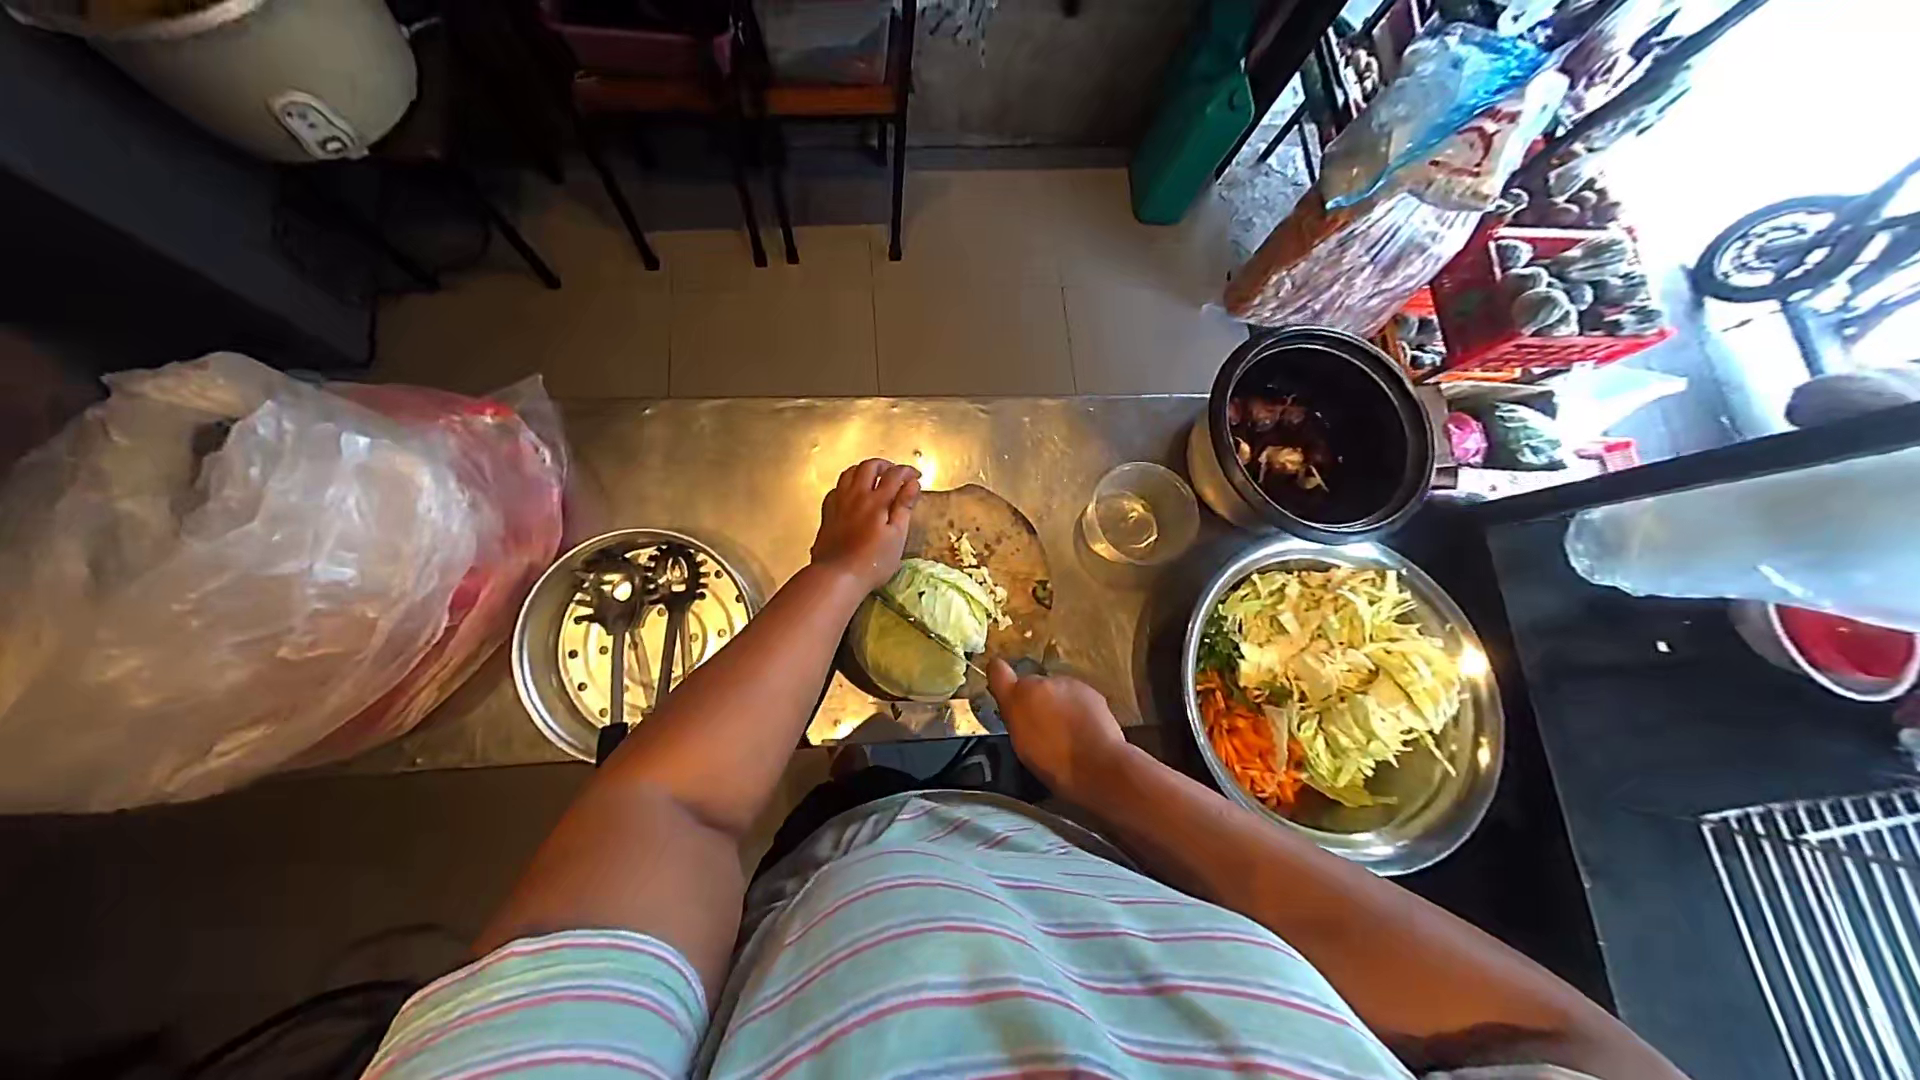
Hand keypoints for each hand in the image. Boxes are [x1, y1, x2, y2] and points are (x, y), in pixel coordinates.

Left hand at [810, 458, 920, 592]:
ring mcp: (839, 502)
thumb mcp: (897, 536)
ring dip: (864, 470)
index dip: (908, 472)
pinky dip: (848, 484)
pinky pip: (837, 488)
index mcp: (877, 500)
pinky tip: (853, 494)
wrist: (837, 576)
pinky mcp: (827, 512)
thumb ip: (904, 507)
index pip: (895, 475)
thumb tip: (913, 484)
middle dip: (885, 465)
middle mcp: (856, 495)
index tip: (916, 477)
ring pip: (849, 472)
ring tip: (874, 478)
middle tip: (896, 473)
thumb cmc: (873, 562)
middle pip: (869, 467)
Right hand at [986, 659, 1131, 799]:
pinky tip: (1085, 729)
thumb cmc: (1053, 765)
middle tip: (1045, 726)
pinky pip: (1077, 696)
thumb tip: (1018, 708)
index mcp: (1016, 698)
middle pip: (1032, 685)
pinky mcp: (1090, 689)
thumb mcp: (1022, 745)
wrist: (1097, 766)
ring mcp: (1066, 683)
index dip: (999, 675)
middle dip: (1036, 700)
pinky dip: (1078, 707)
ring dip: (1058, 704)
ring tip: (1068, 731)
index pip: (998, 671)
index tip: (1002, 683)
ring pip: (1057, 690)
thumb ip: (1017, 718)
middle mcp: (1040, 683)